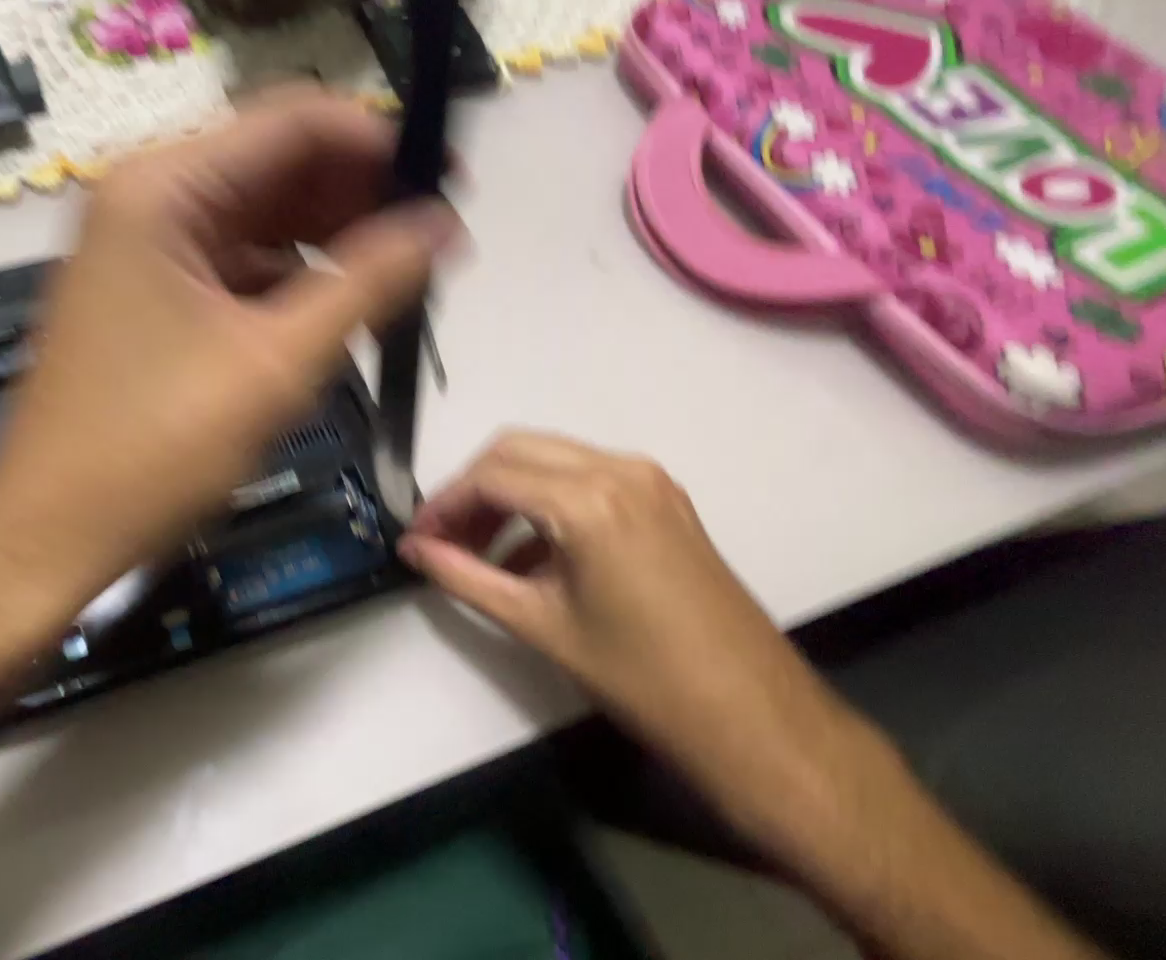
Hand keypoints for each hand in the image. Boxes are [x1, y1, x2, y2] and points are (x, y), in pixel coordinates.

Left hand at [0, 87, 463, 717]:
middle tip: (437, 244)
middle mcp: (143, 197)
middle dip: (359, 197)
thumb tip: (444, 225)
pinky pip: (232, 264)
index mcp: (160, 188)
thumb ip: (367, 282)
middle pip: (274, 165)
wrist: (51, 534)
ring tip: (400, 284)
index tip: (451, 182)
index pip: (292, 121)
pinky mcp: (144, 293)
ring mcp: (138, 247)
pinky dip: (288, 281)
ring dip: (329, 243)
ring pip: (258, 218)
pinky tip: (336, 312)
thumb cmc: (154, 451)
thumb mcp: (275, 365)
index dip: (380, 142)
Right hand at [399, 432, 865, 823]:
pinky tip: (526, 554)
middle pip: (516, 451)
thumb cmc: (639, 676)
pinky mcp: (663, 500)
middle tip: (442, 538)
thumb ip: (464, 576)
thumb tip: (414, 550)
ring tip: (475, 548)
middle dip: (470, 489)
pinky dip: (545, 502)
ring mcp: (648, 481)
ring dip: (506, 492)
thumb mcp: (538, 624)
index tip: (416, 537)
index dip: (443, 504)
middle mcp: (619, 470)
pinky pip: (585, 479)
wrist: (752, 715)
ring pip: (550, 459)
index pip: (490, 476)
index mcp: (587, 500)